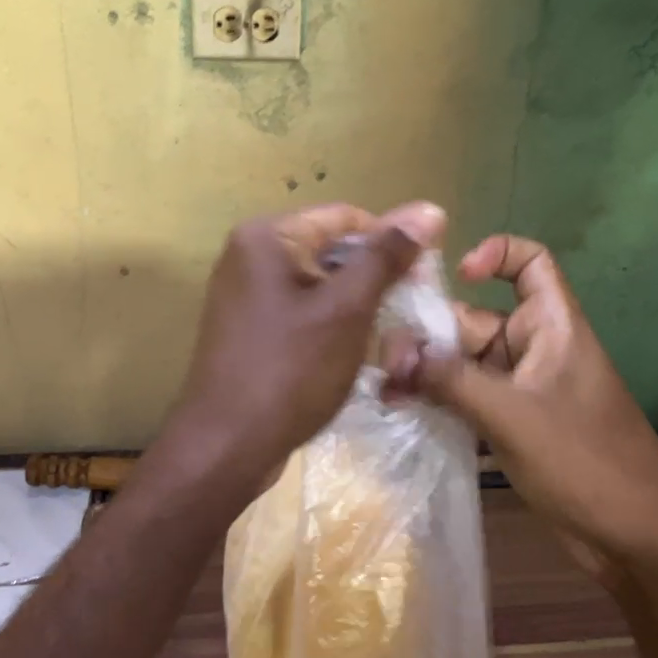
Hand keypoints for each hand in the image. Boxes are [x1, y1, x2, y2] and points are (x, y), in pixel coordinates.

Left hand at [169, 201, 444, 481]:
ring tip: (383, 345)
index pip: (347, 218)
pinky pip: (300, 314)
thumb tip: (430, 210)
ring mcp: (244, 295)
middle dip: (373, 283)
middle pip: (331, 251)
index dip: (392, 244)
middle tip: (406, 320)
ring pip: (319, 287)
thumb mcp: (347, 310)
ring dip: (356, 311)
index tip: (423, 283)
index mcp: (266, 237)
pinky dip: (330, 330)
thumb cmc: (290, 372)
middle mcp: (248, 256)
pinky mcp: (248, 330)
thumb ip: (387, 257)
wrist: (227, 447)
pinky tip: (350, 358)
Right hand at [384, 236, 657, 584]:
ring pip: (466, 364)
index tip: (456, 275)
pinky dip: (440, 401)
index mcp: (554, 328)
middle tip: (384, 363)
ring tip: (385, 390)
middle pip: (476, 320)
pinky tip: (402, 412)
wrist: (635, 538)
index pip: (531, 264)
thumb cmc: (585, 462)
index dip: (495, 255)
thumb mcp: (512, 415)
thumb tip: (392, 353)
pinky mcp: (513, 428)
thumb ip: (451, 381)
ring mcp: (524, 392)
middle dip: (432, 334)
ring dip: (428, 373)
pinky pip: (469, 399)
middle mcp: (537, 351)